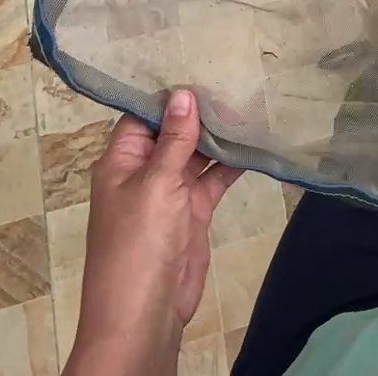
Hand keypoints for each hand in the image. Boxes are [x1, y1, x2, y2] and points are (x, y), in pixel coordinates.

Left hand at [69, 89, 241, 373]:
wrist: (145, 313)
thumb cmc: (137, 244)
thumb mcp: (155, 185)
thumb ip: (174, 140)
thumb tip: (183, 93)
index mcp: (121, 162)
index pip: (144, 116)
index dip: (170, 94)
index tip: (202, 63)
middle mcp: (145, 171)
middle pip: (174, 131)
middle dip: (201, 109)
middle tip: (236, 75)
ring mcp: (171, 191)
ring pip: (198, 152)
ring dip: (221, 134)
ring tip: (252, 100)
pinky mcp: (194, 209)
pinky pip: (215, 177)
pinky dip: (234, 161)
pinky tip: (257, 140)